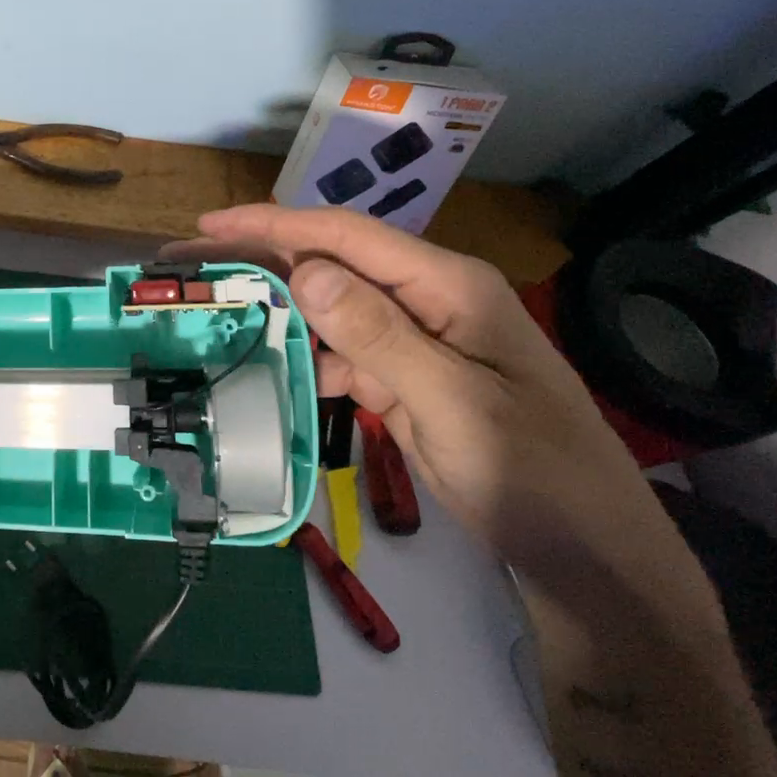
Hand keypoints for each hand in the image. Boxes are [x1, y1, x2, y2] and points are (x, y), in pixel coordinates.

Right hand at [161, 203, 648, 565]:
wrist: (587, 552)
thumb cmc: (533, 471)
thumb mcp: (453, 400)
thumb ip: (378, 333)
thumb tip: (305, 270)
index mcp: (447, 286)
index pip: (346, 235)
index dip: (272, 224)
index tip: (207, 225)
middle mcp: (427, 301)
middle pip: (330, 265)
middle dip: (259, 261)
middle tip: (189, 269)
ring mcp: (416, 342)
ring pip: (329, 312)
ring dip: (274, 312)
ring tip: (212, 317)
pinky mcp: (407, 379)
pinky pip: (342, 356)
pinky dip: (303, 360)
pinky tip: (265, 370)